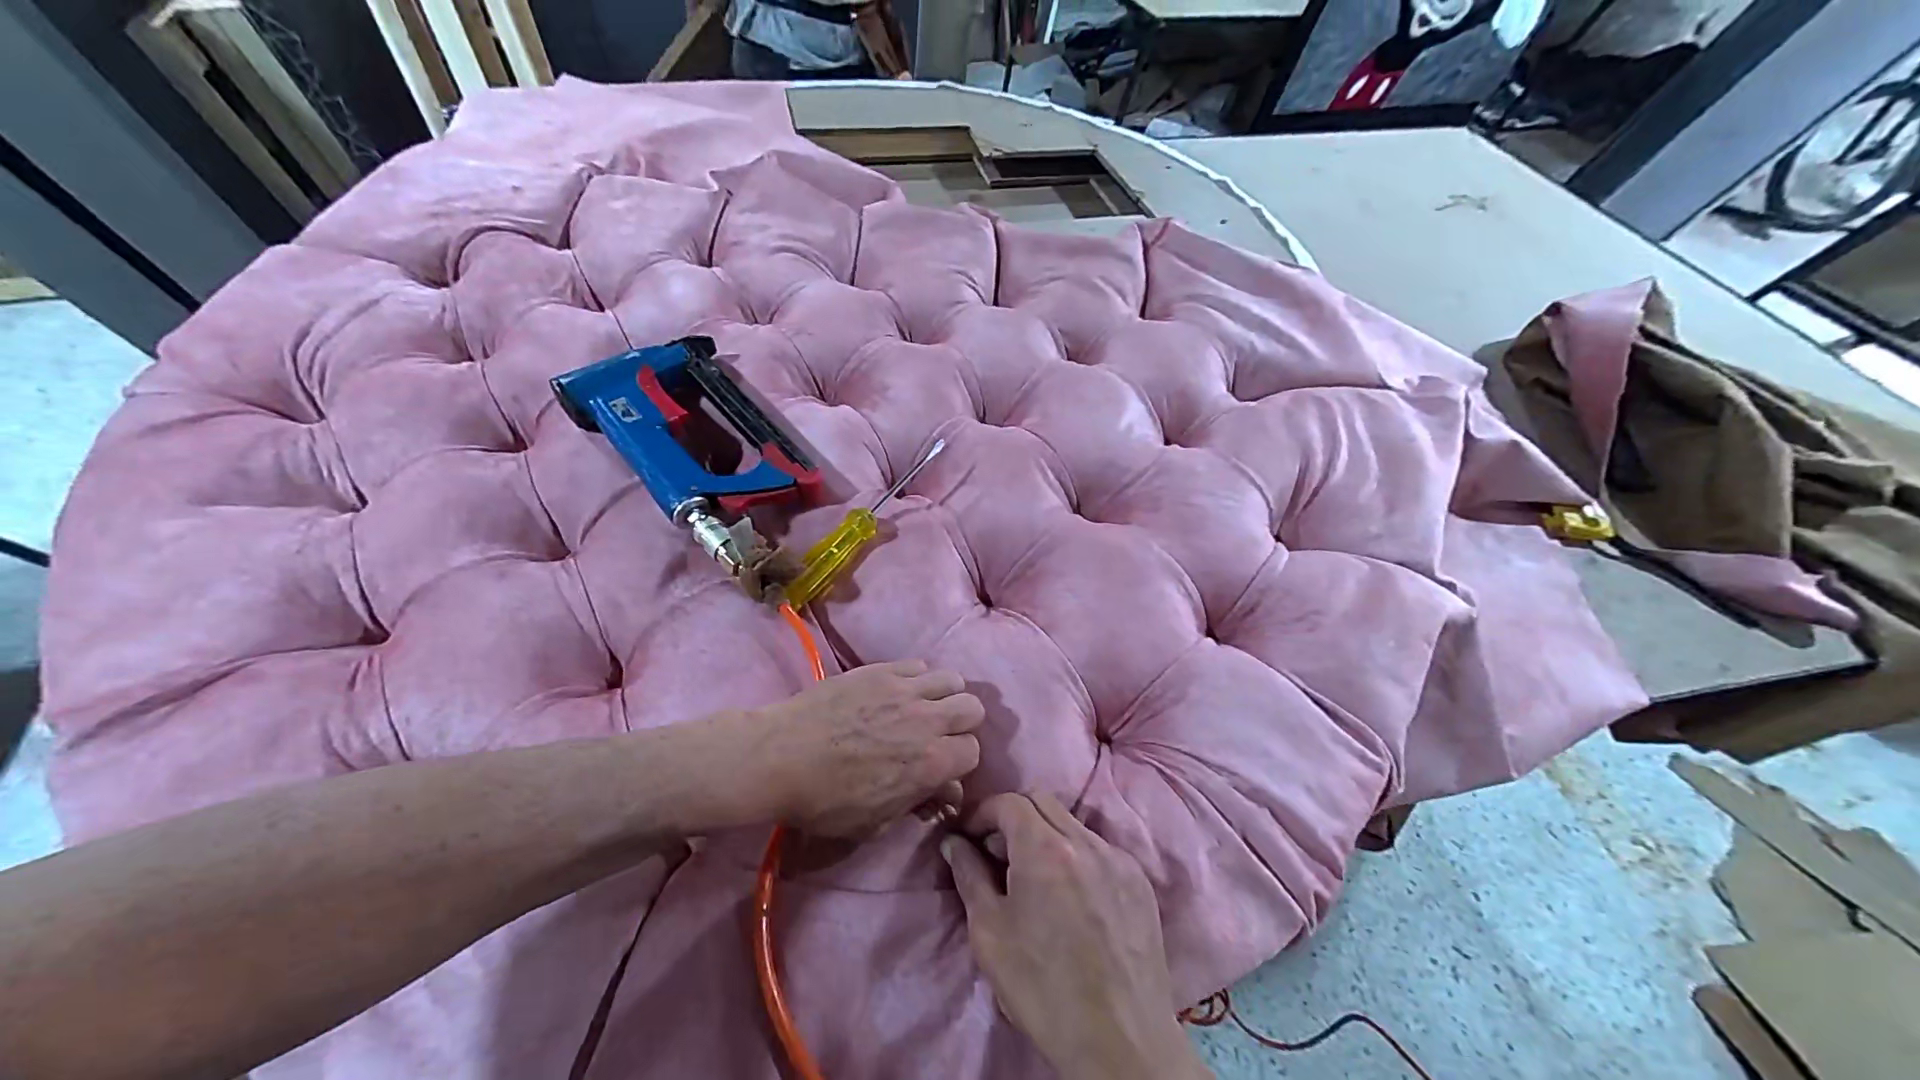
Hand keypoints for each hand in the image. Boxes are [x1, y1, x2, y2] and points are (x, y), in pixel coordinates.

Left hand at [744, 660, 982, 837]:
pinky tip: (897, 692)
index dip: (958, 763)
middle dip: (961, 724)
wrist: (779, 757)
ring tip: (924, 707)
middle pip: (973, 708)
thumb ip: (917, 803)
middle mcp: (928, 720)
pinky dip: (916, 678)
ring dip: (944, 695)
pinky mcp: (881, 670)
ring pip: (952, 679)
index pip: (973, 752)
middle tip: (938, 734)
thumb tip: (943, 792)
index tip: (941, 768)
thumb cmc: (824, 801)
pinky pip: (918, 665)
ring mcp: (905, 689)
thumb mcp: (874, 822)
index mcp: (931, 763)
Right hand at [942, 793, 1210, 1079]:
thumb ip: (969, 875)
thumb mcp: (990, 933)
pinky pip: (1100, 850)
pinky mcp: (1140, 883)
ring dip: (1046, 835)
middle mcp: (1087, 841)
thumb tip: (954, 843)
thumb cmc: (1043, 989)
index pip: (1009, 801)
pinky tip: (1070, 896)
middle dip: (1013, 816)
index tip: (969, 837)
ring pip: (1072, 823)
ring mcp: (1119, 860)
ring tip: (1032, 878)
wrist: (1121, 1042)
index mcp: (1046, 849)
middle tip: (996, 853)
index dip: (983, 813)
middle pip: (1042, 801)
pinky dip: (1076, 856)